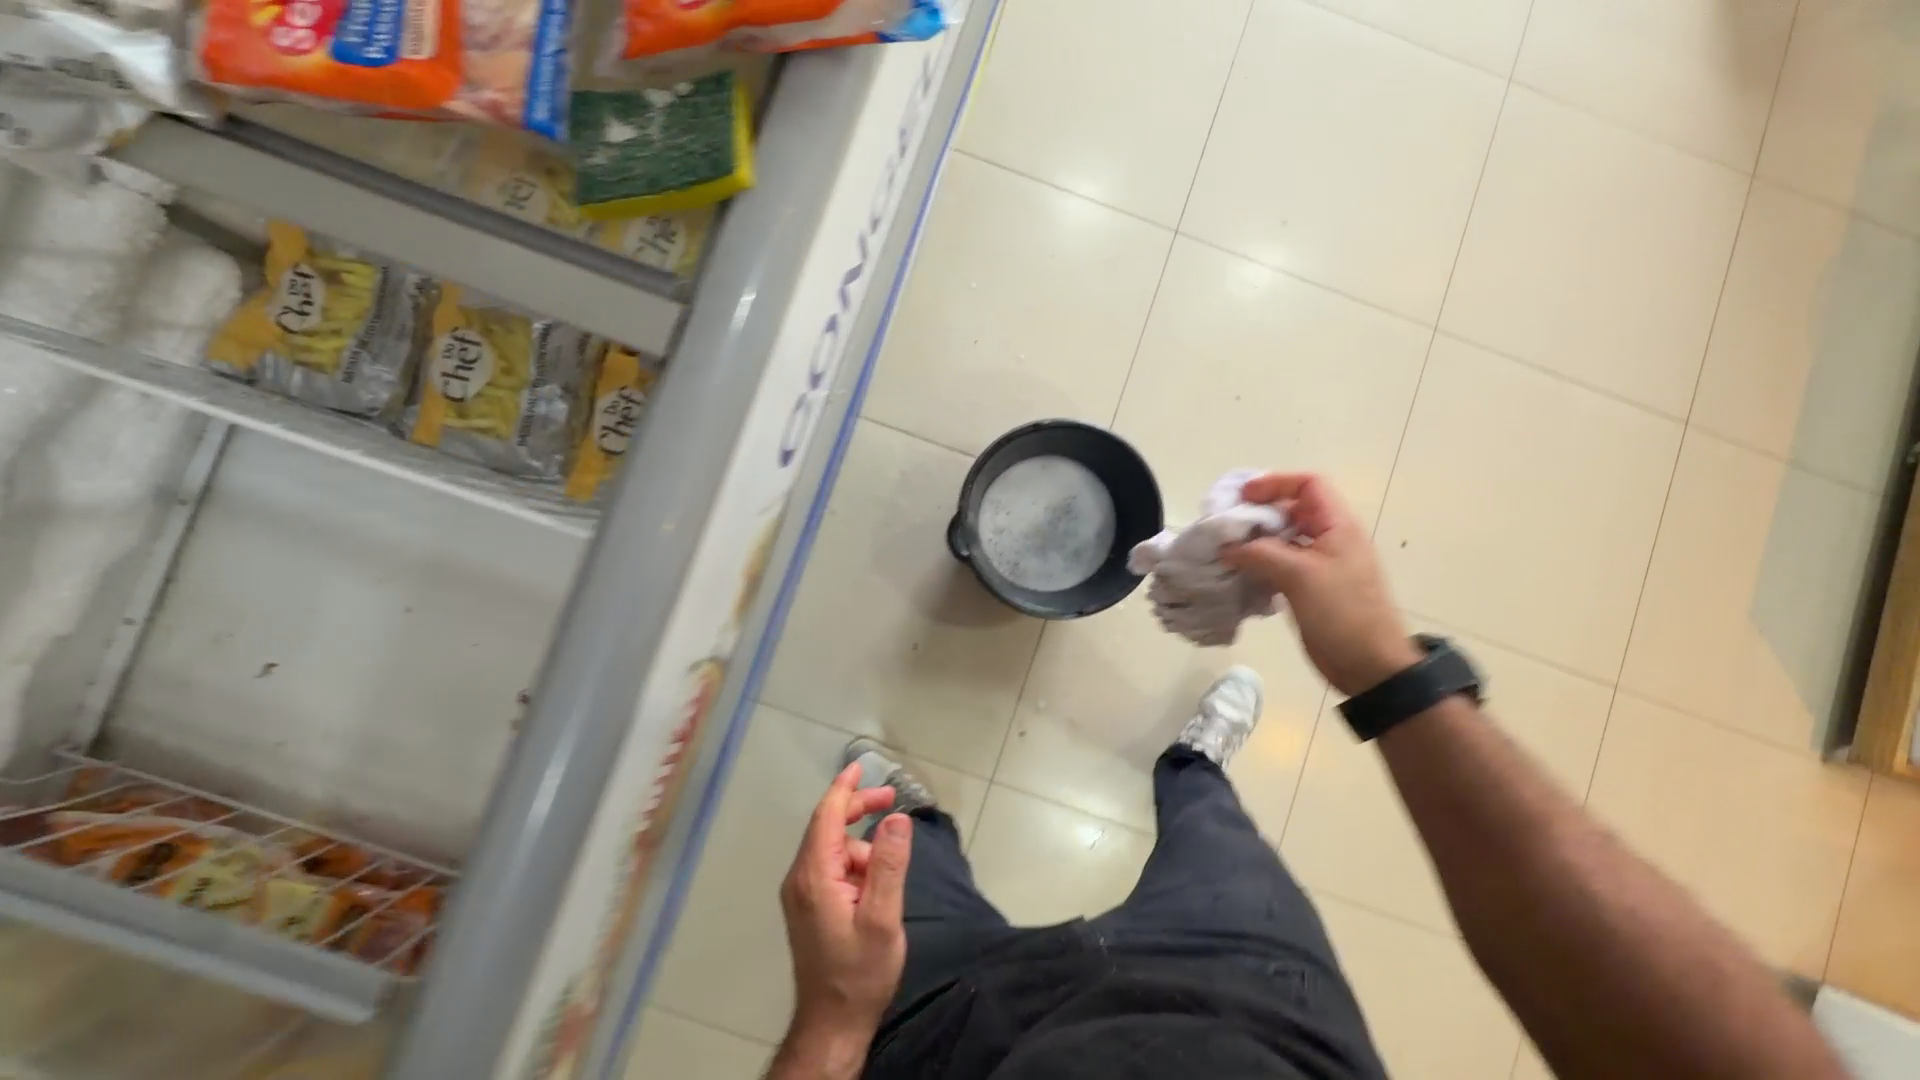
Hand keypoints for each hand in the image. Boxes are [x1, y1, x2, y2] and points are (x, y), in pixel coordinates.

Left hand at [779, 763, 912, 1042]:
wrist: (832, 1023)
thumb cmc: (859, 972)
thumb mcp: (883, 917)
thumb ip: (888, 864)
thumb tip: (896, 818)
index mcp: (814, 875)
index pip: (826, 816)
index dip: (844, 788)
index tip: (861, 766)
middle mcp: (801, 878)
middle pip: (827, 827)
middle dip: (859, 809)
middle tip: (892, 799)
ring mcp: (801, 894)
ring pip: (832, 850)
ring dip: (862, 847)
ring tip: (889, 878)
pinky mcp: (808, 908)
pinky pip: (831, 869)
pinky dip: (855, 865)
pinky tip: (875, 888)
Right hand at [1222, 472, 1420, 695]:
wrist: (1370, 666)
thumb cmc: (1343, 613)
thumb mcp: (1301, 576)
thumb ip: (1260, 554)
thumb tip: (1226, 547)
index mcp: (1338, 526)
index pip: (1308, 485)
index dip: (1275, 483)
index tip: (1242, 497)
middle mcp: (1330, 539)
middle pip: (1291, 510)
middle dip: (1258, 512)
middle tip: (1225, 525)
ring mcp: (1319, 566)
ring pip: (1282, 540)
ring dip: (1254, 541)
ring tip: (1225, 549)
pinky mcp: (1309, 589)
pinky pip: (1279, 566)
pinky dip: (1258, 565)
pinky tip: (1238, 574)